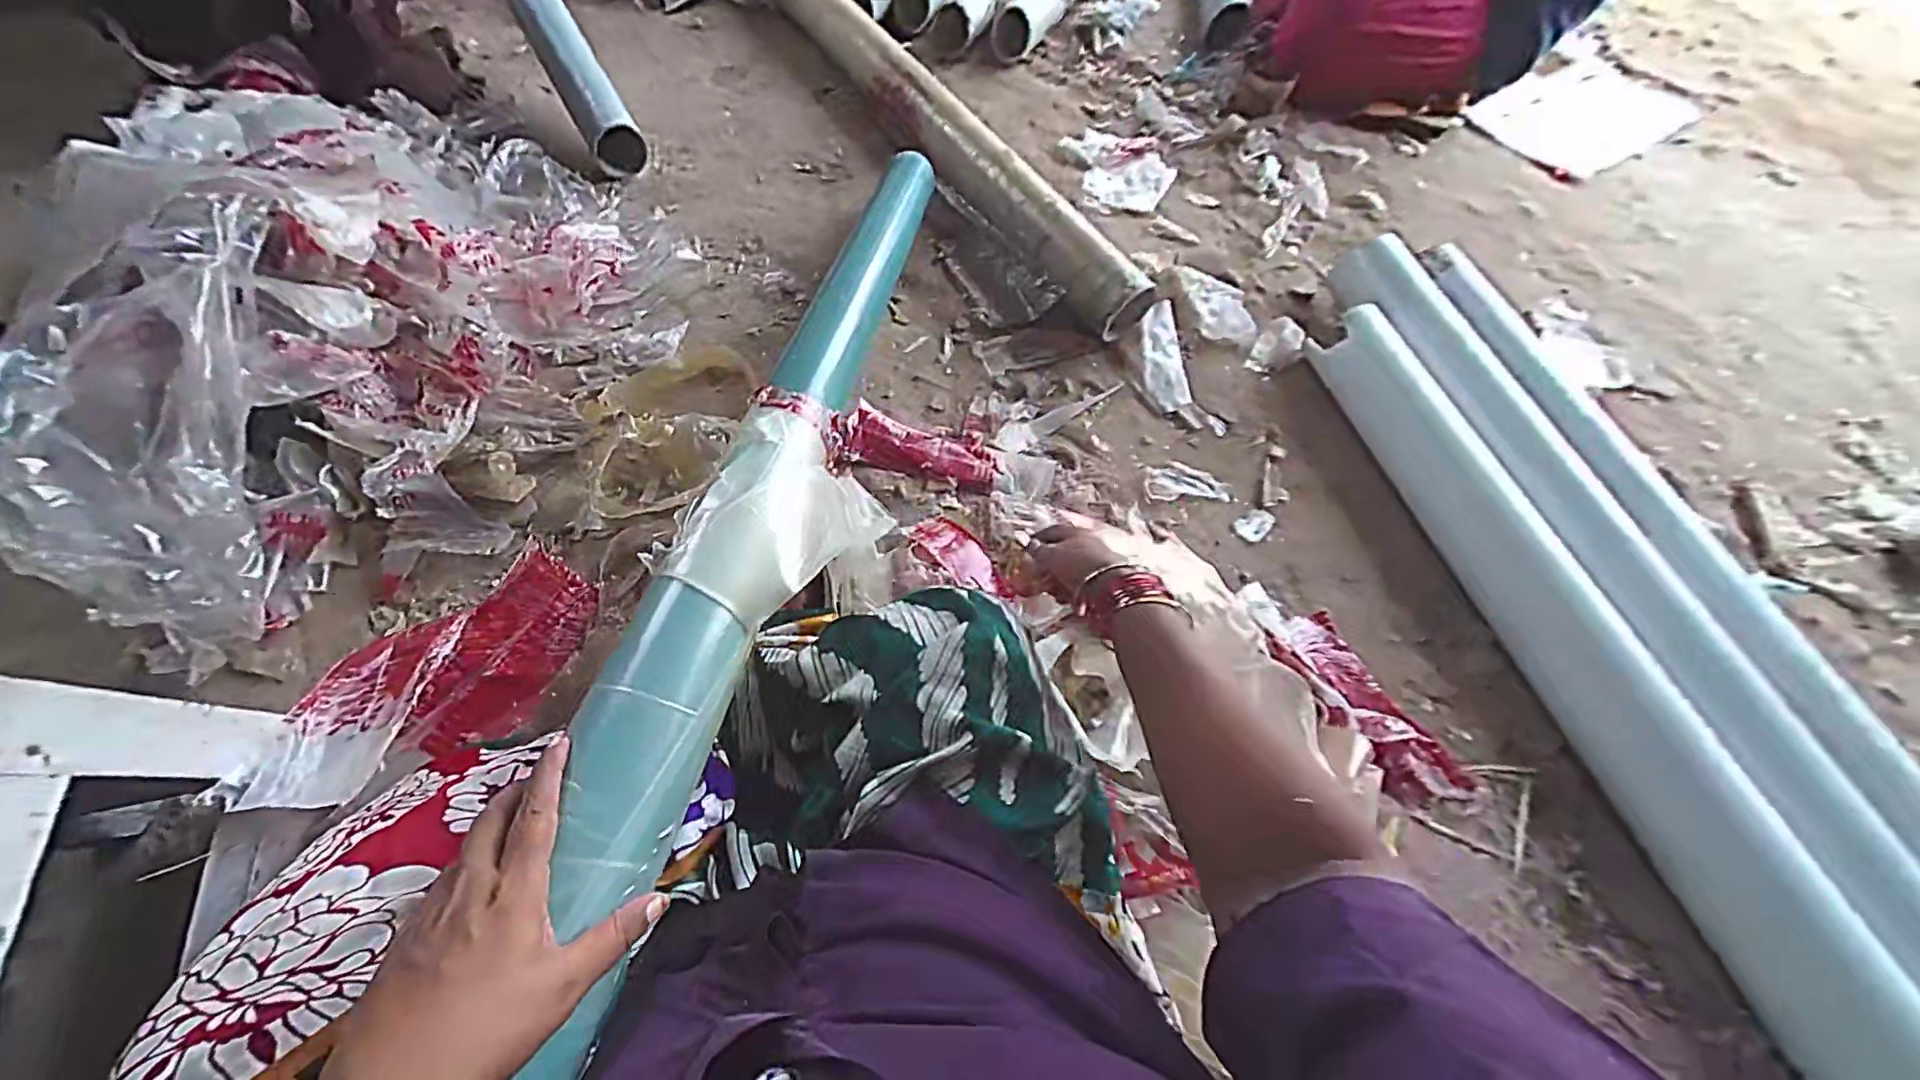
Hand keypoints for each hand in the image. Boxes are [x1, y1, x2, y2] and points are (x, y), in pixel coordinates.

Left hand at [323, 736, 666, 1079]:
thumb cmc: (483, 1032)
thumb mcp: (562, 987)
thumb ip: (611, 938)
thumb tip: (656, 902)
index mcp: (512, 897)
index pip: (535, 820)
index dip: (549, 777)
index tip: (558, 745)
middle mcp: (469, 893)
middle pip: (491, 822)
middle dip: (515, 790)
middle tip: (537, 776)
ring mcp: (431, 914)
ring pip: (463, 848)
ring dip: (490, 821)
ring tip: (510, 819)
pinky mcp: (406, 938)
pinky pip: (441, 880)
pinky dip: (465, 860)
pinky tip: (472, 881)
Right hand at [1027, 522, 1128, 601]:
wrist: (1109, 587)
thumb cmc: (1076, 565)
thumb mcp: (1051, 557)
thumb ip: (1038, 551)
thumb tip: (1030, 544)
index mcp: (1074, 531)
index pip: (1051, 531)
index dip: (1037, 539)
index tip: (1026, 548)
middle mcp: (1088, 542)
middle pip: (1062, 550)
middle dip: (1048, 563)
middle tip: (1036, 573)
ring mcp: (1097, 560)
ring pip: (1071, 568)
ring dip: (1059, 578)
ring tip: (1051, 589)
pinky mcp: (1104, 578)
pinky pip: (1081, 582)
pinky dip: (1072, 588)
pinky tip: (1067, 597)